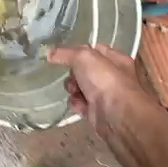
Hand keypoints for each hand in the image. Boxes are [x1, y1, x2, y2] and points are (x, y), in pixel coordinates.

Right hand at [47, 44, 167, 138]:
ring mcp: (106, 95)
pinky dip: (76, 105)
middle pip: (84, 71)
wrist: (117, 115)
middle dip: (73, 74)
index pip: (94, 50)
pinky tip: (78, 105)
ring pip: (80, 88)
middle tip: (73, 77)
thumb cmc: (105, 80)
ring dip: (73, 90)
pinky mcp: (98, 112)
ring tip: (74, 92)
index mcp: (116, 59)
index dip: (78, 52)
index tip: (64, 56)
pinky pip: (81, 104)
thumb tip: (49, 54)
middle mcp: (112, 77)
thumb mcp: (84, 57)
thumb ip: (66, 53)